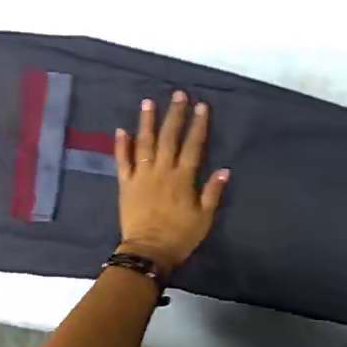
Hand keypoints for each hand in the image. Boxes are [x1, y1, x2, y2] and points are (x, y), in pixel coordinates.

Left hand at [113, 91, 228, 272]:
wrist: (148, 251)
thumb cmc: (180, 236)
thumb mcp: (204, 218)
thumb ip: (212, 192)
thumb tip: (224, 170)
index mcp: (183, 178)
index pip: (193, 146)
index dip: (198, 125)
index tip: (201, 106)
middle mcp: (162, 171)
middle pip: (169, 137)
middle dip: (175, 115)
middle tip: (178, 94)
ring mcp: (141, 176)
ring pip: (144, 143)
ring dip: (147, 121)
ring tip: (149, 102)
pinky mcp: (125, 184)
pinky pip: (122, 161)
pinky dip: (121, 145)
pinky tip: (121, 129)